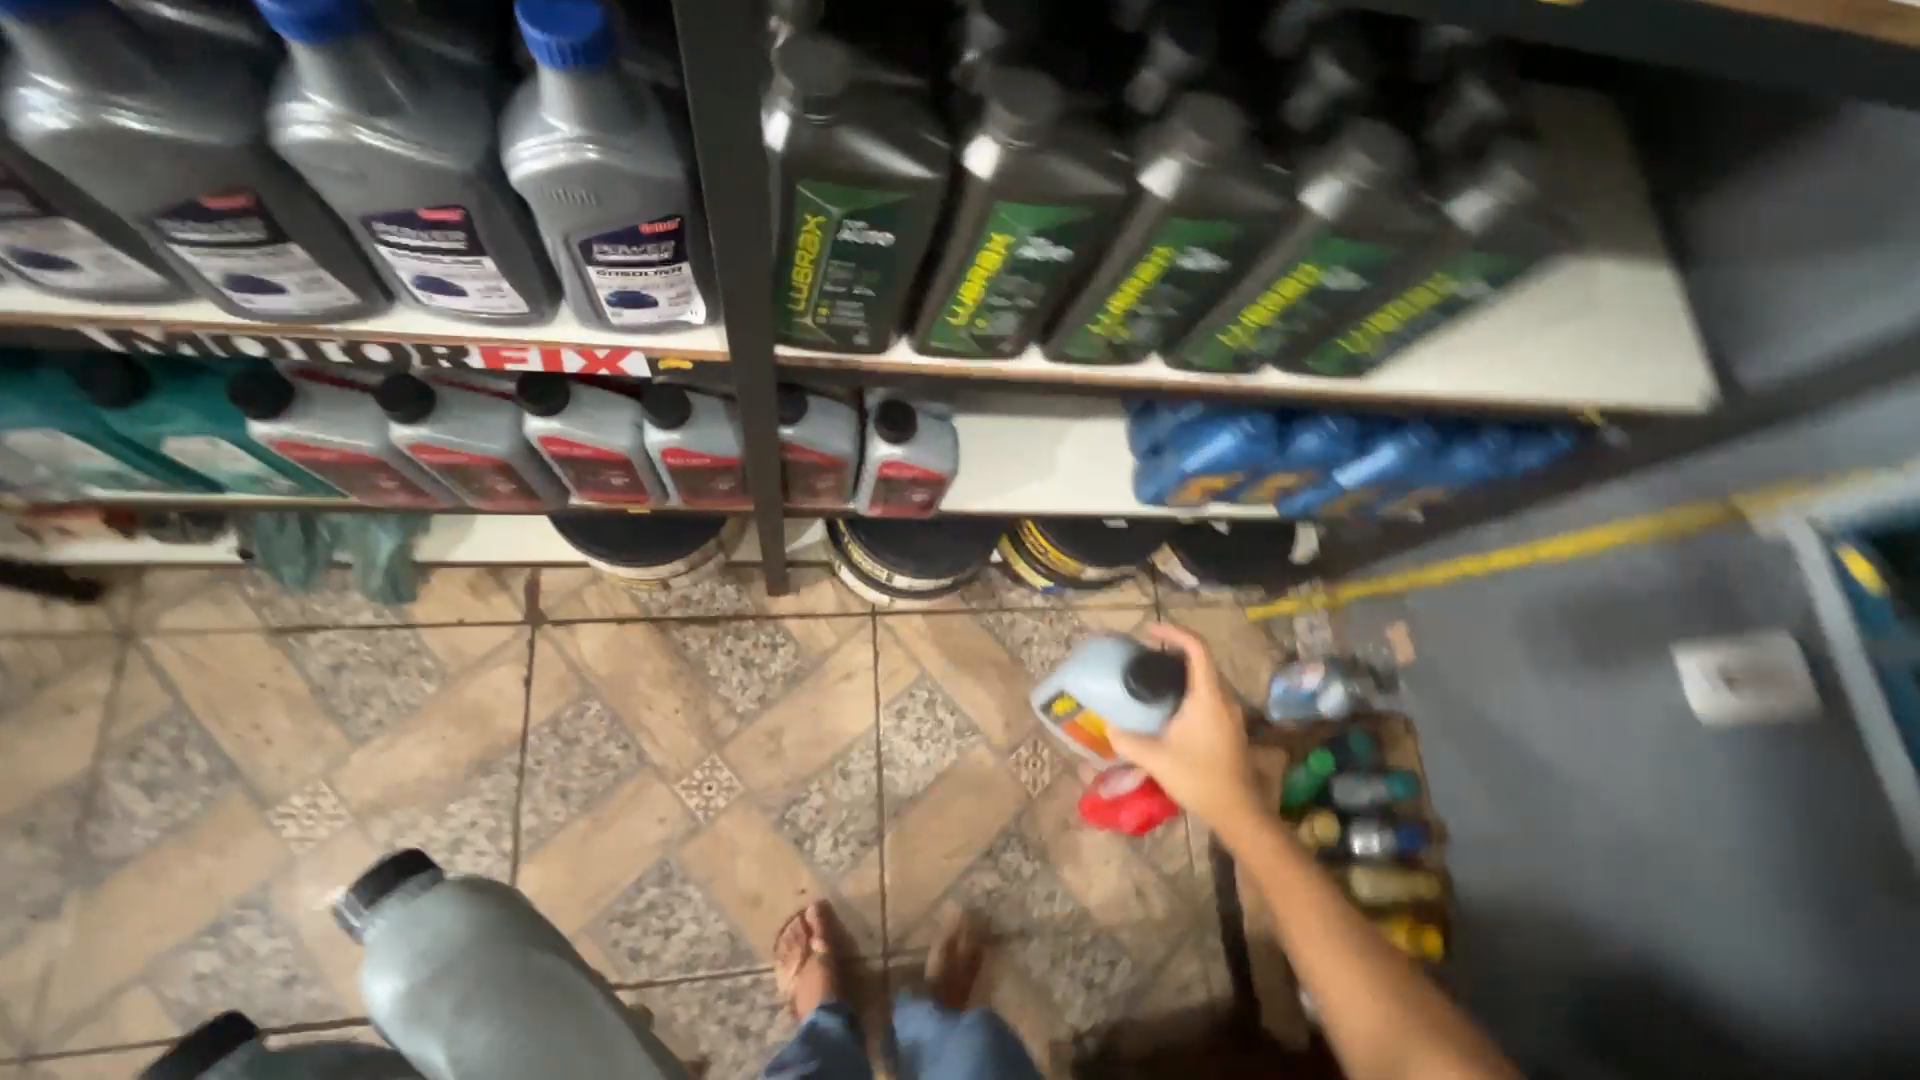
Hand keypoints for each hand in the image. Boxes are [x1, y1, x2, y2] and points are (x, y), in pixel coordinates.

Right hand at [1108, 624, 1262, 832]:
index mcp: (1207, 696)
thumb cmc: (1197, 778)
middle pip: (1203, 659)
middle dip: (1175, 649)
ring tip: (1153, 676)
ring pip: (1207, 678)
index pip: (1197, 649)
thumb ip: (1127, 740)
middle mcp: (1223, 698)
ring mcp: (1230, 712)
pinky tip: (1170, 705)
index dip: (1174, 633)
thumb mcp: (1155, 758)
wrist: (1236, 810)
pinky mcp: (1230, 726)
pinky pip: (1209, 693)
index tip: (1149, 632)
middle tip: (1145, 655)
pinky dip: (1189, 687)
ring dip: (1183, 670)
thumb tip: (1109, 727)